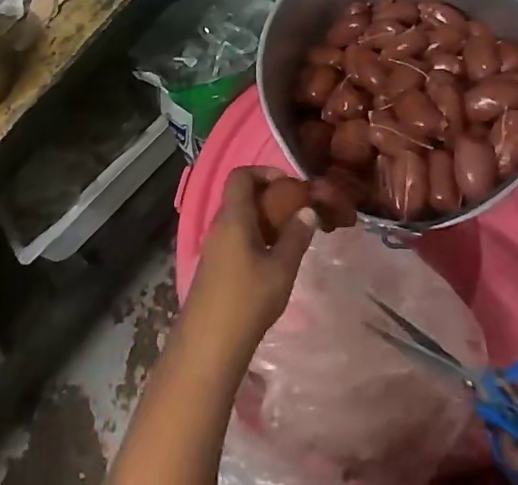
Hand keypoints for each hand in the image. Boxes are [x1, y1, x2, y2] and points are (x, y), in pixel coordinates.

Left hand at [179, 166, 318, 349]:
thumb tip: (308, 210)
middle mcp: (218, 226)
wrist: (209, 345)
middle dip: (269, 197)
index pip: (240, 176)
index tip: (288, 184)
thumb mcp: (281, 268)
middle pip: (240, 196)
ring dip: (262, 219)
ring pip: (238, 218)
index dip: (263, 171)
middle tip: (296, 211)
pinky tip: (272, 259)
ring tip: (289, 236)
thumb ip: (296, 236)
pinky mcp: (213, 267)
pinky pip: (234, 237)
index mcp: (233, 218)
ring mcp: (213, 247)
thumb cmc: (248, 300)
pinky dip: (253, 237)